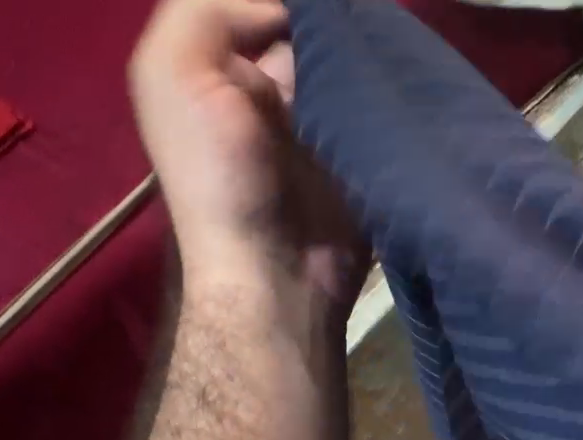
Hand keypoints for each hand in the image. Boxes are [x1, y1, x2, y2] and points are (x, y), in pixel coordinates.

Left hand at [129, 0, 364, 307]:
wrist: (277, 271)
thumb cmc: (217, 174)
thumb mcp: (174, 72)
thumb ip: (208, 14)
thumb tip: (287, 11)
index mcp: (222, 70)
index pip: (264, 10)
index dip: (296, 8)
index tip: (331, 8)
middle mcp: (274, 96)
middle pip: (313, 39)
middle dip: (338, 30)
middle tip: (368, 22)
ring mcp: (324, 132)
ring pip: (353, 75)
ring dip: (371, 64)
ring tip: (392, 51)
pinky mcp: (365, 164)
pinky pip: (383, 119)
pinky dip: (394, 104)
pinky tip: (408, 88)